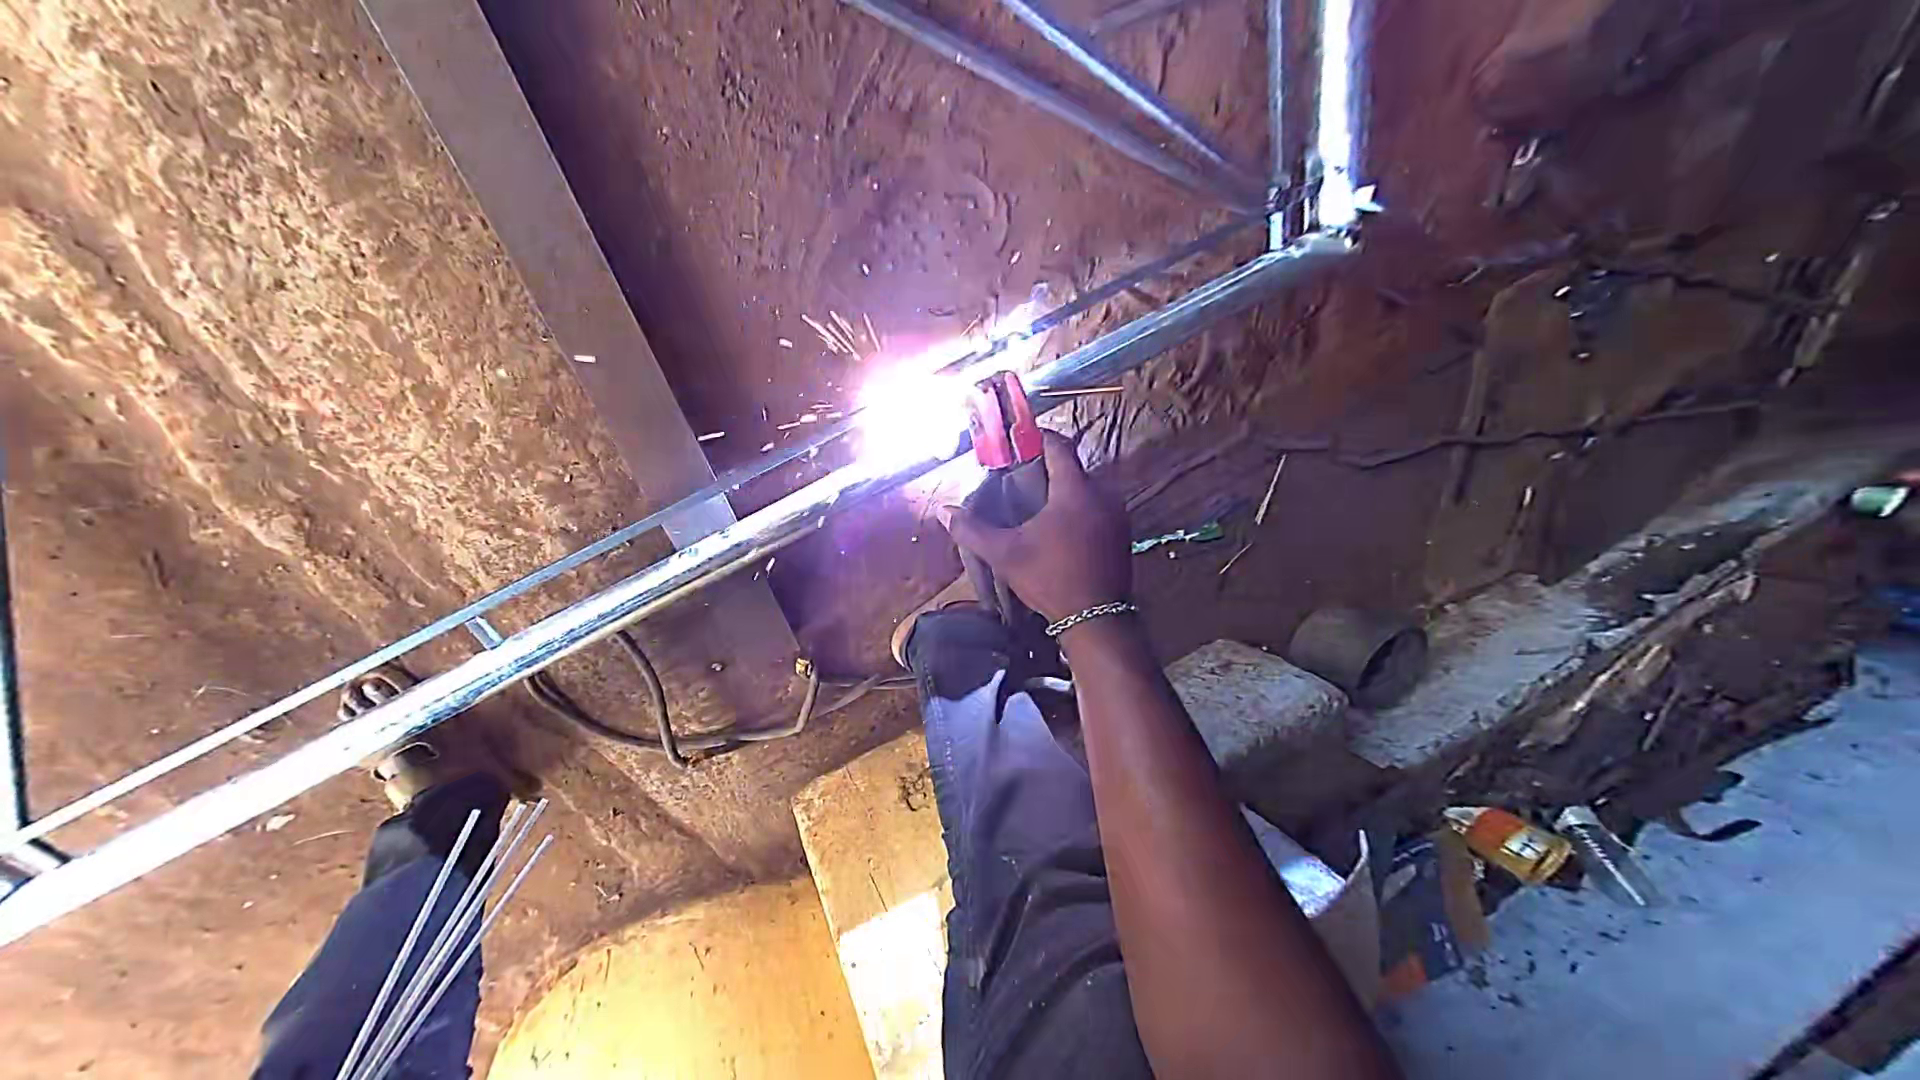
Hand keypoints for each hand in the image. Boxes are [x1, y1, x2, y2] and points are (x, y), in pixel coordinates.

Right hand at [939, 429, 1131, 623]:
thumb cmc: (1050, 579)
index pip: (1058, 446)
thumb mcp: (1004, 554)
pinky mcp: (1121, 535)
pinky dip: (1078, 511)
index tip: (1017, 441)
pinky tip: (1059, 530)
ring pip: (1085, 491)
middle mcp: (1102, 495)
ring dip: (1063, 493)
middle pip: (1072, 468)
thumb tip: (944, 511)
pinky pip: (1096, 510)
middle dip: (1046, 469)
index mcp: (1074, 491)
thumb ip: (972, 530)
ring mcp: (1116, 516)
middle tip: (1019, 479)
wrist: (1096, 619)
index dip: (1036, 438)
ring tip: (1036, 506)